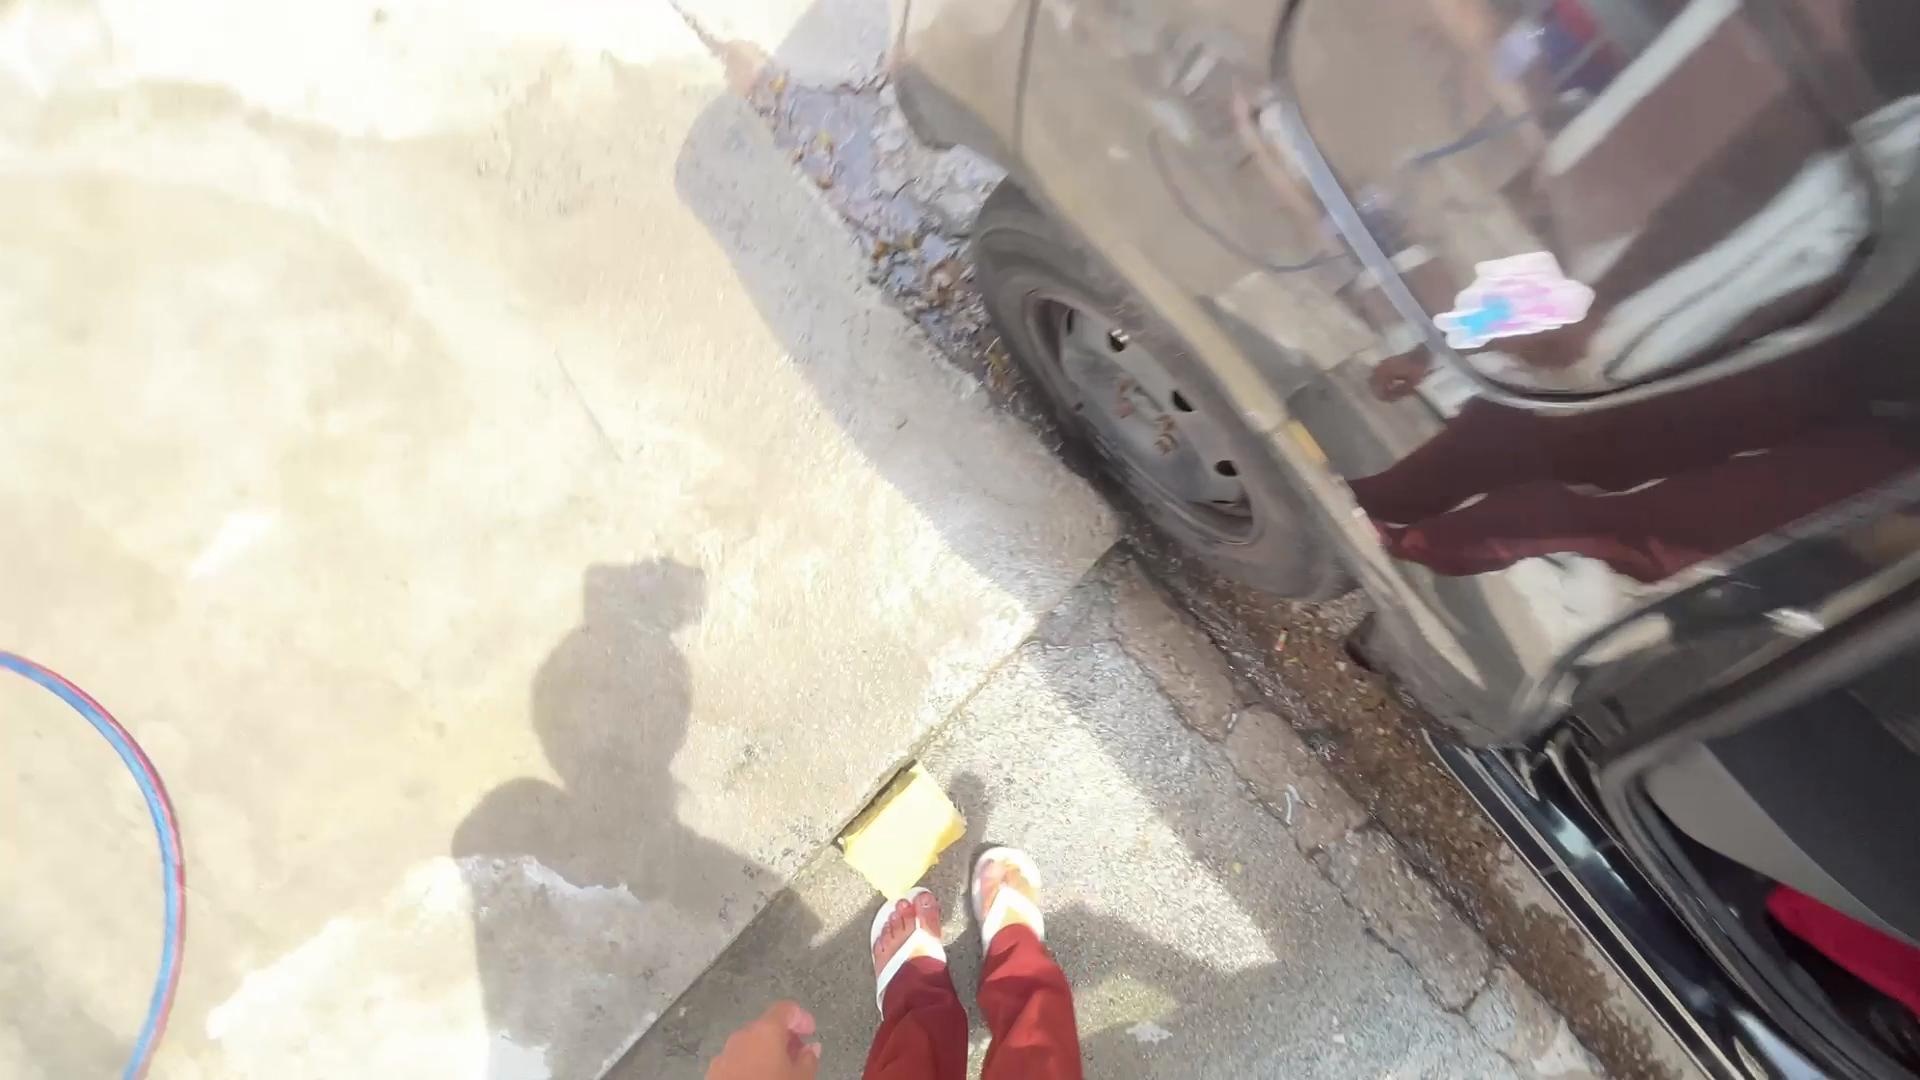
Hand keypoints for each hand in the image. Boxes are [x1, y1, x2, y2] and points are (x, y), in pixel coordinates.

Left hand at [706, 1000, 821, 1079]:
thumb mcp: (799, 1078)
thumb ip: (808, 1059)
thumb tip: (811, 1048)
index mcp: (766, 1029)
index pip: (786, 1008)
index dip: (801, 1017)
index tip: (810, 1032)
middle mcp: (743, 1034)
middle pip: (767, 1026)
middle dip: (784, 1038)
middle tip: (797, 1056)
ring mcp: (725, 1054)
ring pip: (750, 1045)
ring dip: (765, 1053)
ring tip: (777, 1072)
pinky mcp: (713, 1073)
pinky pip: (737, 1061)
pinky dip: (749, 1065)